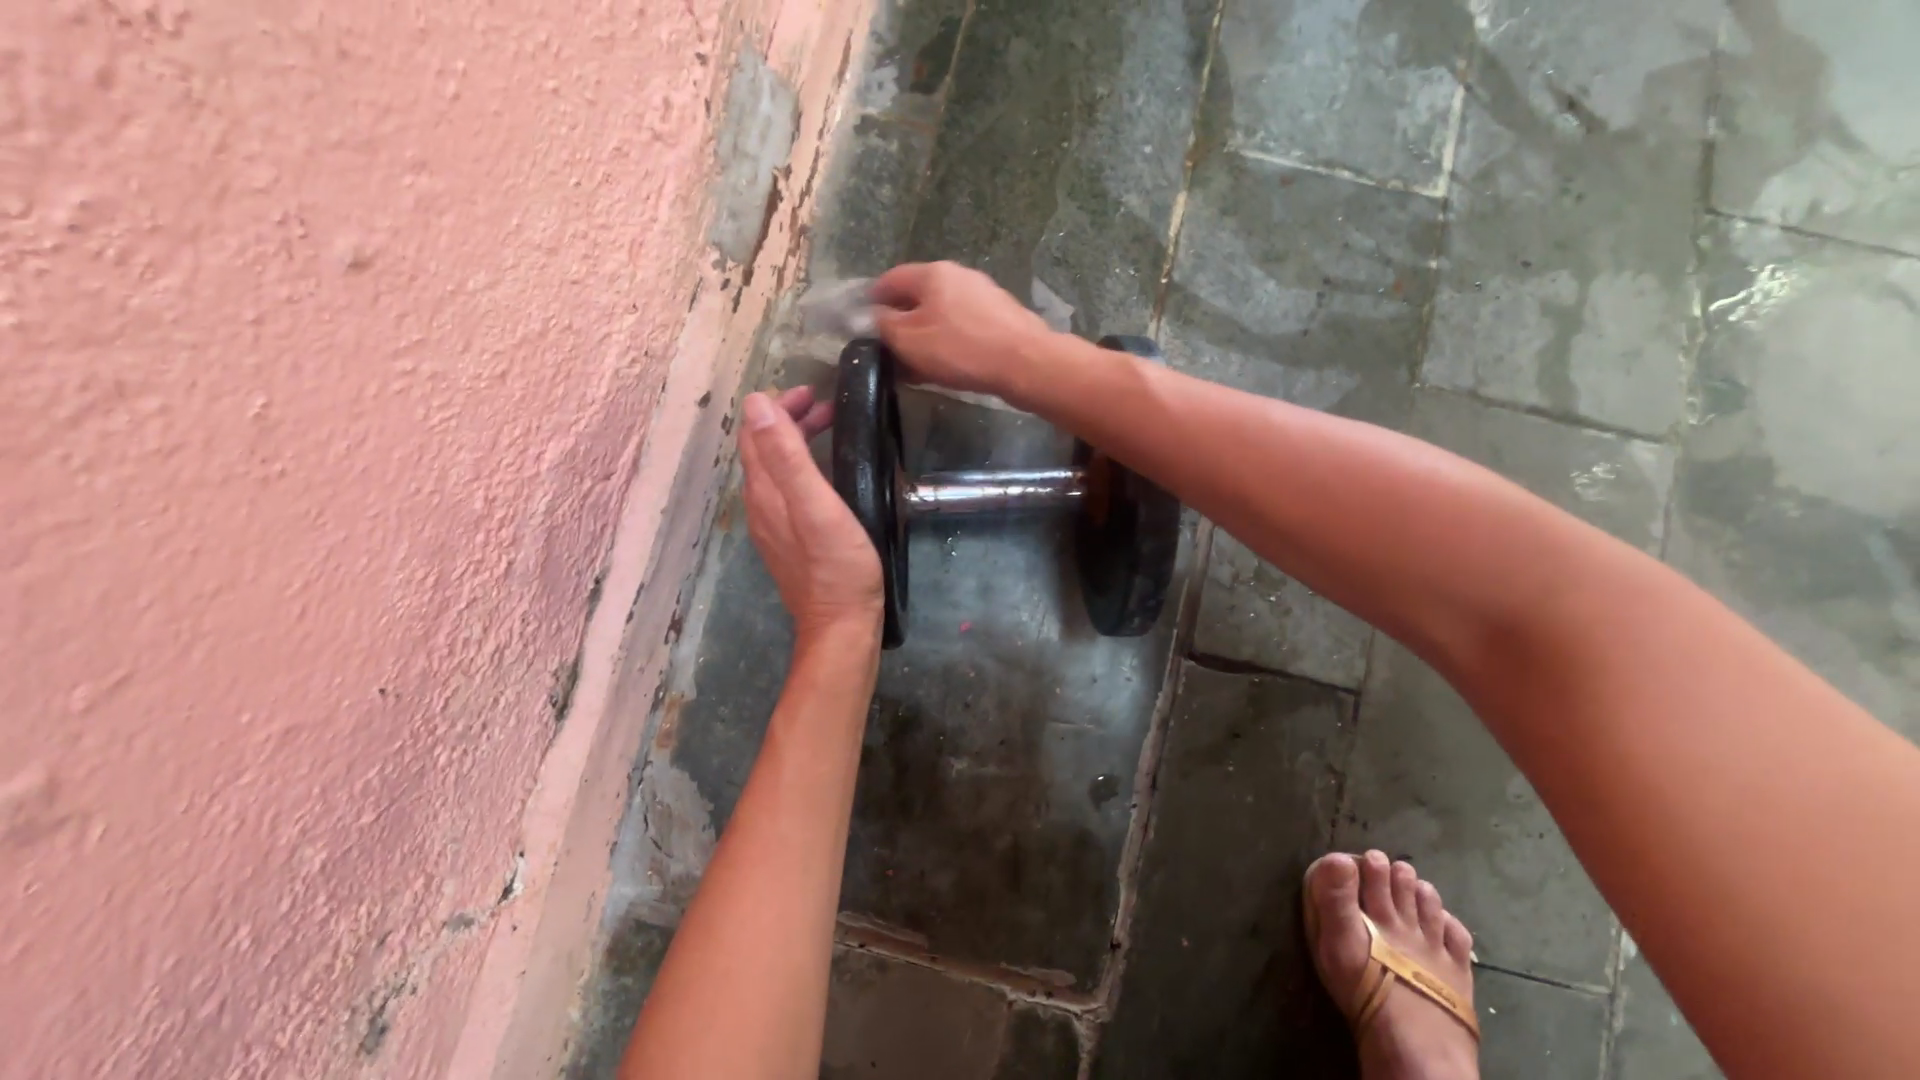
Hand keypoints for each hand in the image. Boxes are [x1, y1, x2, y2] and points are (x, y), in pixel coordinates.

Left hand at [739, 387, 883, 639]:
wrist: (841, 627)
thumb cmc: (837, 566)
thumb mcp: (816, 505)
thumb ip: (788, 455)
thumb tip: (757, 404)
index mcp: (765, 492)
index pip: (755, 434)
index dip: (777, 406)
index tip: (812, 392)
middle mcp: (761, 506)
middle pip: (763, 451)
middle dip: (788, 420)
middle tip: (828, 407)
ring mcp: (774, 527)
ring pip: (776, 471)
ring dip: (797, 442)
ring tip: (832, 430)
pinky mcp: (790, 543)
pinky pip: (786, 492)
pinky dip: (803, 468)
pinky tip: (827, 475)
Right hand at [871, 262, 1055, 404]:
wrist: (1025, 363)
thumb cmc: (960, 350)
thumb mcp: (908, 340)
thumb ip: (883, 325)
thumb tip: (872, 315)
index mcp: (932, 273)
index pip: (890, 279)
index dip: (871, 301)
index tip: (862, 325)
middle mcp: (959, 275)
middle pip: (918, 296)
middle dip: (900, 322)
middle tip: (888, 350)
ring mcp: (984, 294)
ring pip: (942, 313)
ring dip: (925, 335)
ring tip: (916, 363)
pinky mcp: (1001, 317)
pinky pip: (964, 326)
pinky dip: (949, 342)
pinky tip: (948, 365)